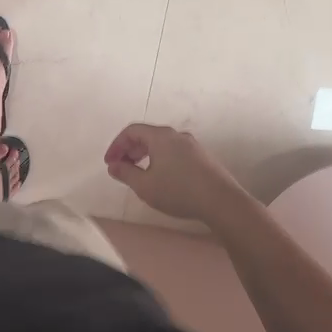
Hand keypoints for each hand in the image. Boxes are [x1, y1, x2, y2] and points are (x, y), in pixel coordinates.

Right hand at [103, 123, 248, 223]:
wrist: (221, 201)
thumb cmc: (178, 191)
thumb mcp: (145, 186)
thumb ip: (125, 173)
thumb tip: (113, 165)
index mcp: (161, 136)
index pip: (132, 131)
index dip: (117, 145)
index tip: (109, 162)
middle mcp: (177, 135)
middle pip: (147, 135)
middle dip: (130, 149)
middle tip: (121, 167)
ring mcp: (192, 145)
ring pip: (161, 144)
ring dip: (145, 155)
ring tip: (138, 173)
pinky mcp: (202, 157)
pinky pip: (174, 151)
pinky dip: (160, 159)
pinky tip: (160, 177)